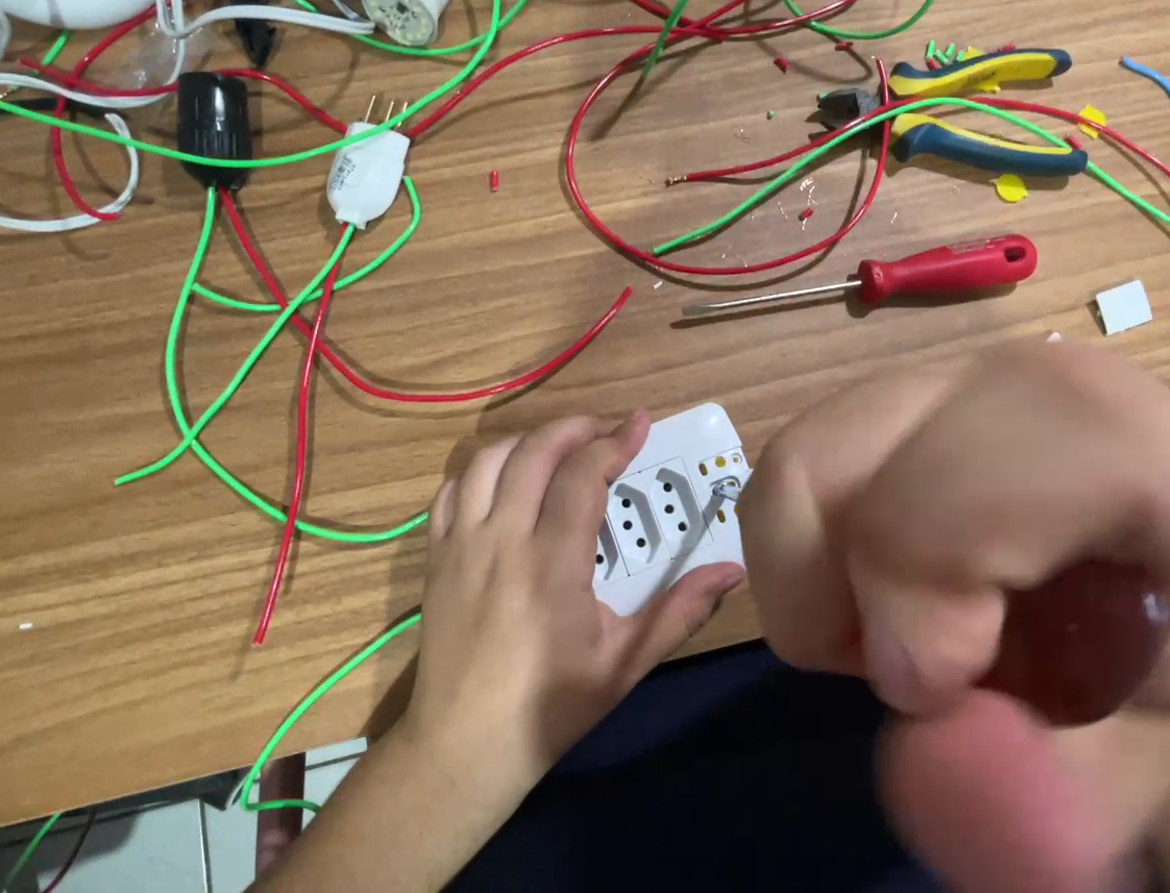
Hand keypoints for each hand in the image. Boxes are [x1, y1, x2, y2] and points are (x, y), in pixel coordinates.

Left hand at [404, 412, 745, 790]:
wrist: (464, 747)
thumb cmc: (551, 706)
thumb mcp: (625, 663)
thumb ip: (680, 611)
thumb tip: (734, 571)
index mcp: (552, 563)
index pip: (583, 476)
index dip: (614, 441)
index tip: (640, 422)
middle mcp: (502, 540)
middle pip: (534, 453)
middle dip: (574, 428)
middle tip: (606, 429)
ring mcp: (461, 545)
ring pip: (488, 462)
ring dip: (528, 442)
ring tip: (560, 449)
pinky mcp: (436, 558)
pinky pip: (451, 491)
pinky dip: (481, 470)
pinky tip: (504, 480)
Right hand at [740, 339, 1169, 891]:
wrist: (1143, 549)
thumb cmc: (1152, 638)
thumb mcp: (1140, 737)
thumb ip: (1047, 783)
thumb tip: (924, 777)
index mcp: (1113, 443)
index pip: (962, 494)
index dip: (919, 607)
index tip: (932, 691)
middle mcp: (998, 380)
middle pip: (824, 468)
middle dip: (830, 601)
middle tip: (897, 671)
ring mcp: (918, 380)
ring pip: (785, 474)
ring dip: (802, 585)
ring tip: (882, 627)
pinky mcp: (863, 399)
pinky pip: (776, 483)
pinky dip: (794, 562)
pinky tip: (864, 584)